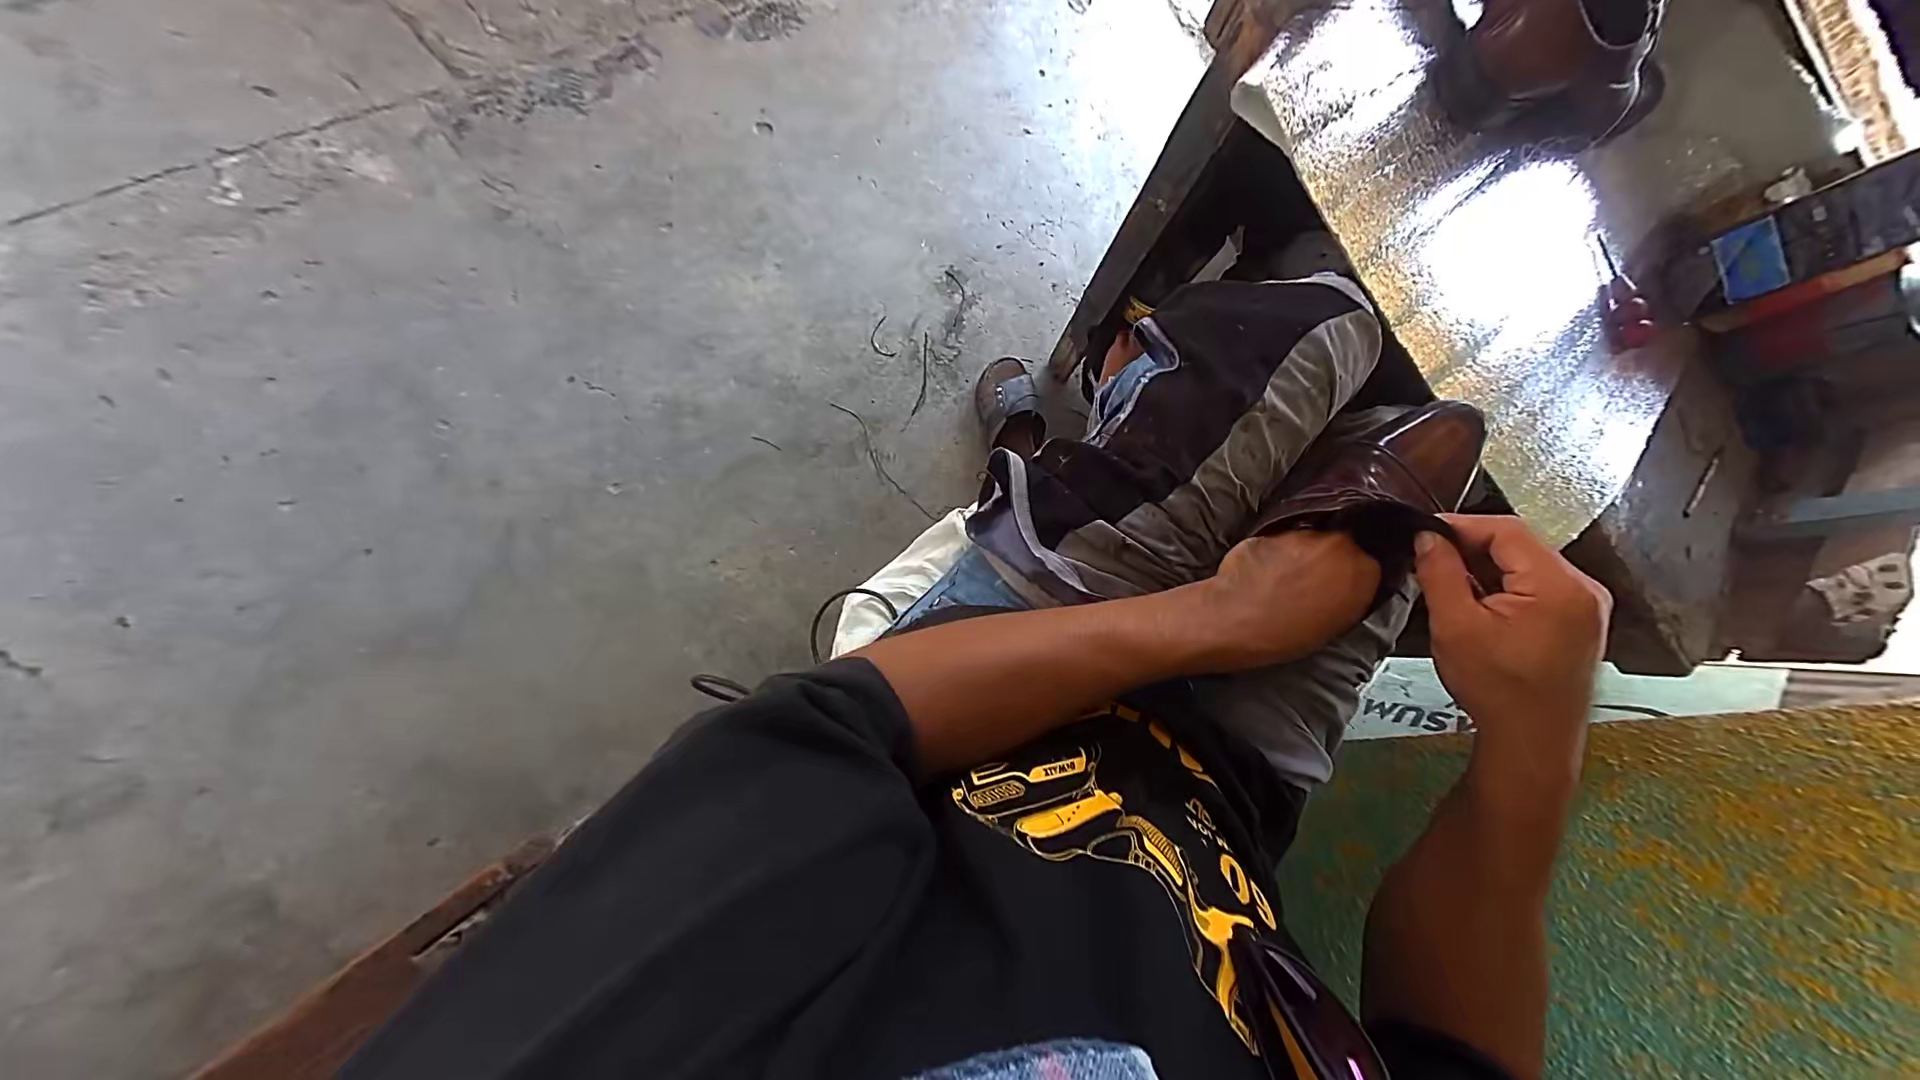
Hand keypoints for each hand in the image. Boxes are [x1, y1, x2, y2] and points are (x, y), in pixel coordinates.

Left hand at [1179, 529, 1379, 672]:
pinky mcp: (1273, 529)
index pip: (1374, 557)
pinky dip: (1278, 548)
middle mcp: (1340, 544)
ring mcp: (1305, 533)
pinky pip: (1282, 537)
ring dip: (1303, 550)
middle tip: (1315, 572)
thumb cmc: (1286, 633)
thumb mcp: (1338, 622)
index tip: (1344, 575)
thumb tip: (1351, 582)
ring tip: (1287, 572)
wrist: (1237, 618)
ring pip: (1312, 537)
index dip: (1356, 566)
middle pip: (1344, 540)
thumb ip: (1354, 593)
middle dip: (1332, 553)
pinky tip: (1267, 566)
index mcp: (1365, 571)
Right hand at [1413, 515, 1609, 797]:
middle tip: (1424, 557)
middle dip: (1468, 546)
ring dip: (1481, 566)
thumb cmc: (1494, 685)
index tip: (1420, 533)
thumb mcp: (1455, 625)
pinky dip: (1498, 584)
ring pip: (1523, 563)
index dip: (1459, 525)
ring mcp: (1584, 604)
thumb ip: (1440, 573)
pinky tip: (1471, 600)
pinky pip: (1533, 584)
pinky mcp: (1576, 618)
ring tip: (1442, 579)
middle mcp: (1582, 587)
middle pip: (1518, 544)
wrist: (1533, 738)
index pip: (1506, 530)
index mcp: (1559, 585)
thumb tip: (1426, 535)